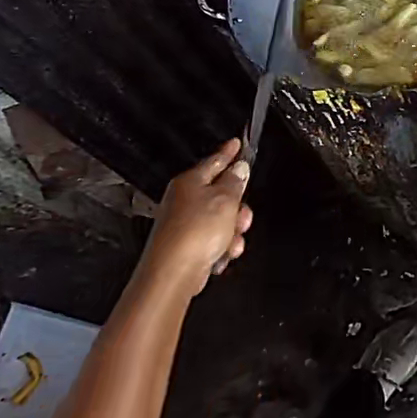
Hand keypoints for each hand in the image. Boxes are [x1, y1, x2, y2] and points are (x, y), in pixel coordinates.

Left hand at [138, 139, 253, 296]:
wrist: (174, 274)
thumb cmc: (192, 235)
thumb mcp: (225, 200)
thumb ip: (235, 182)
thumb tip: (240, 169)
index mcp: (189, 183)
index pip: (214, 160)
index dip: (229, 152)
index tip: (237, 143)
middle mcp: (183, 201)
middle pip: (222, 194)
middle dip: (237, 207)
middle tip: (242, 214)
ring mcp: (184, 224)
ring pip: (222, 220)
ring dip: (233, 230)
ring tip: (232, 239)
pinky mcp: (187, 245)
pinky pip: (215, 240)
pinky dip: (223, 246)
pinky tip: (224, 253)